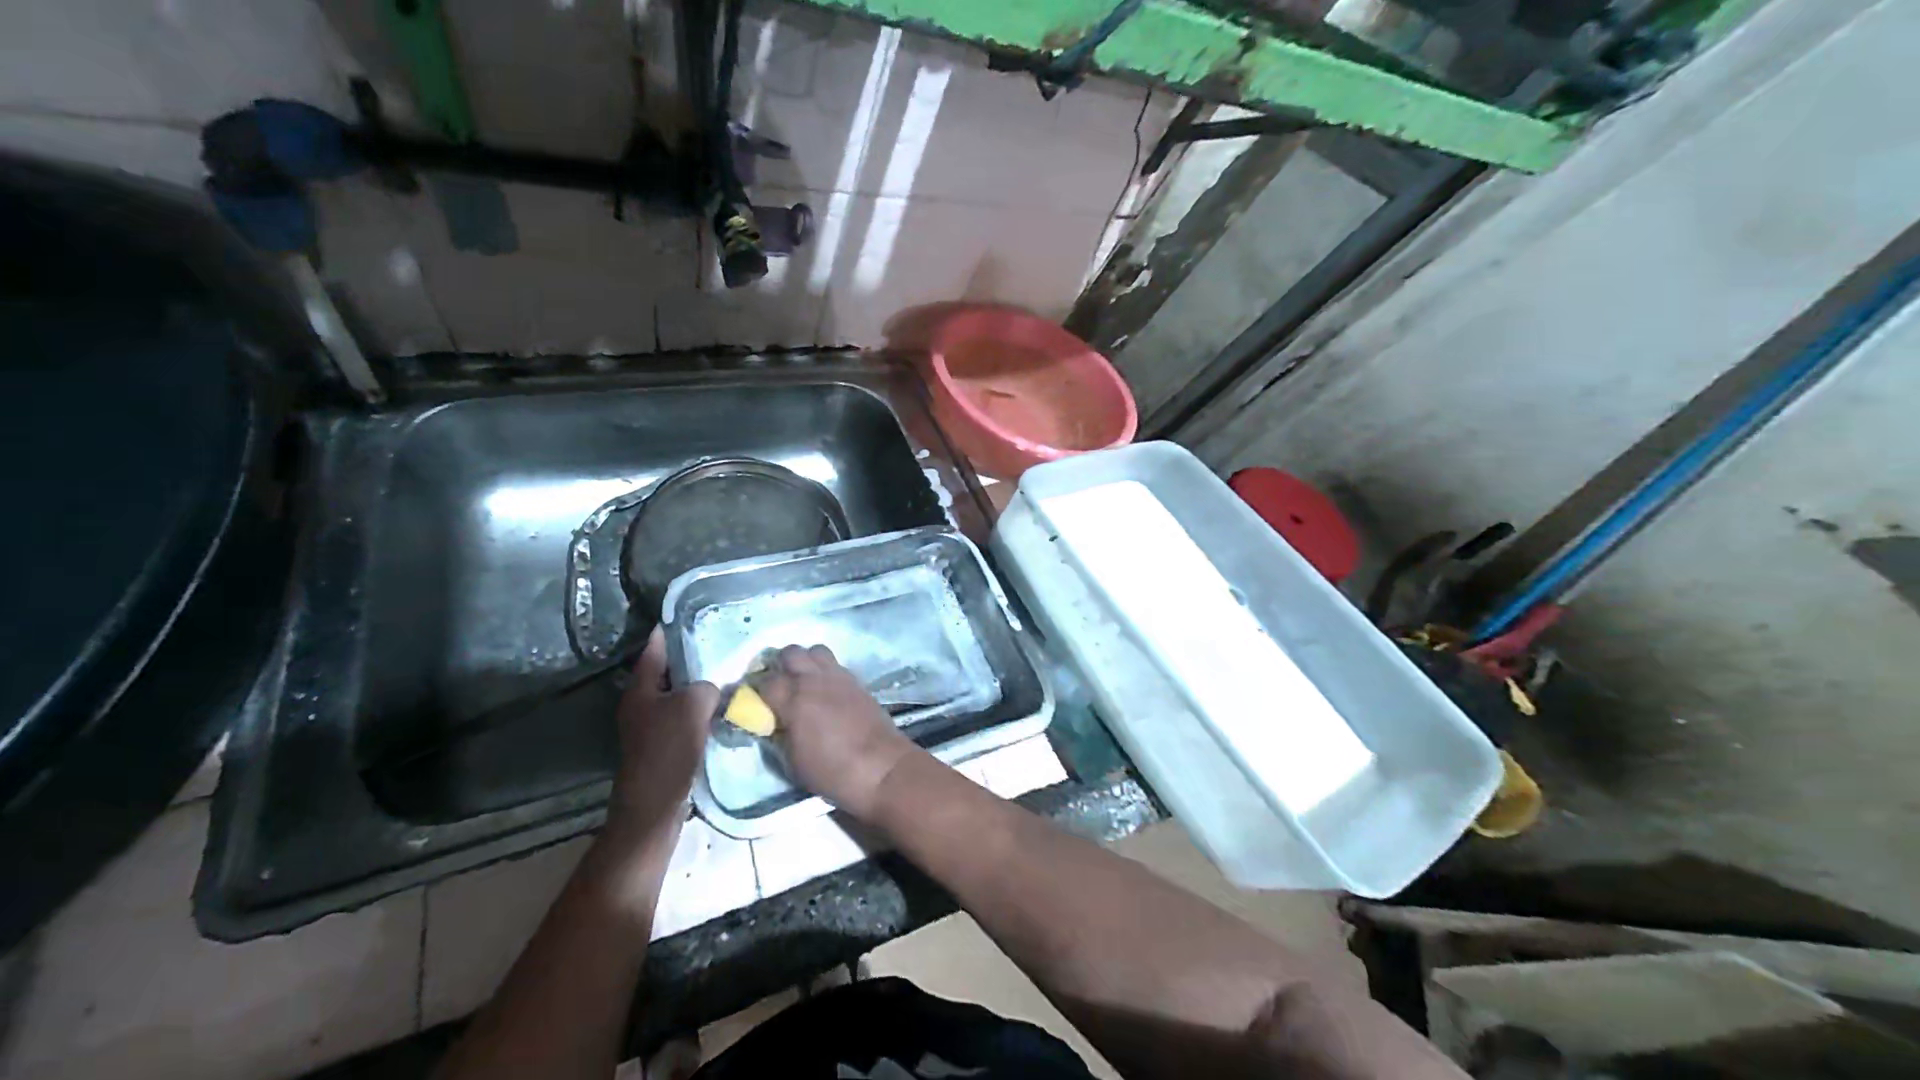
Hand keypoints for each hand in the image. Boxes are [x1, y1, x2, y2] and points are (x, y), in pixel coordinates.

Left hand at [604, 628, 717, 842]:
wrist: (654, 807)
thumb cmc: (668, 751)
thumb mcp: (693, 706)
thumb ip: (707, 686)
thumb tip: (716, 687)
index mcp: (640, 689)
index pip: (654, 648)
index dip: (671, 629)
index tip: (692, 613)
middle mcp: (641, 703)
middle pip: (668, 670)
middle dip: (693, 657)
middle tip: (723, 642)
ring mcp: (650, 726)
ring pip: (678, 694)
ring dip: (700, 685)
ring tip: (729, 672)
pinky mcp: (663, 745)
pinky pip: (685, 717)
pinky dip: (701, 709)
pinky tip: (724, 708)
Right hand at [759, 644, 923, 819]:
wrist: (881, 768)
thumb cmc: (832, 771)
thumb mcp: (792, 762)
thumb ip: (778, 735)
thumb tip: (772, 722)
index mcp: (793, 700)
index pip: (764, 682)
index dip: (754, 691)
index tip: (752, 701)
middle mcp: (814, 680)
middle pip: (790, 653)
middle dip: (780, 666)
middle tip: (779, 686)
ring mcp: (838, 677)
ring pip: (815, 650)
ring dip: (805, 661)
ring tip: (804, 682)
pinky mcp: (856, 681)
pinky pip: (834, 664)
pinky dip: (825, 670)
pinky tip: (825, 689)